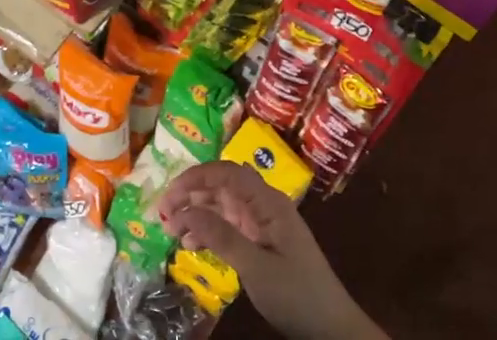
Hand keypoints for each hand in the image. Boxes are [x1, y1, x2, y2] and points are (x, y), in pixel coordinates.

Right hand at [160, 162, 386, 339]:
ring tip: (173, 231)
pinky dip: (208, 232)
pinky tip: (192, 246)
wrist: (332, 329)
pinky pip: (229, 227)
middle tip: (164, 215)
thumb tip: (186, 210)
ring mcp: (264, 224)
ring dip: (197, 214)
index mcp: (268, 203)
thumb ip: (222, 236)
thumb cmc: (297, 294)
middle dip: (192, 195)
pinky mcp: (262, 243)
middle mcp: (265, 206)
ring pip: (223, 206)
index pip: (227, 173)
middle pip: (222, 186)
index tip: (169, 195)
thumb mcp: (256, 268)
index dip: (196, 177)